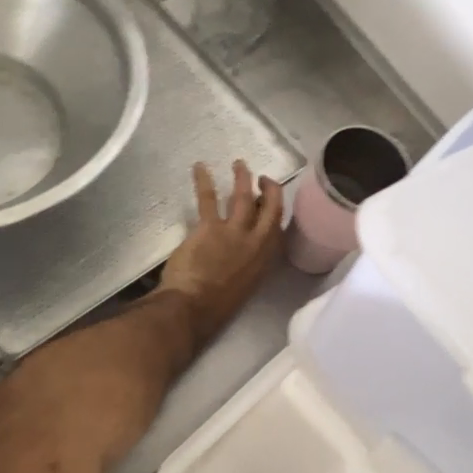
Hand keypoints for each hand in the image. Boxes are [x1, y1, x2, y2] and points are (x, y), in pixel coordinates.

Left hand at [159, 160, 284, 344]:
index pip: (278, 229)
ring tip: (239, 164)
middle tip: (264, 178)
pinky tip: (199, 167)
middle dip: (269, 189)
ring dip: (242, 178)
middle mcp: (257, 243)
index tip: (270, 204)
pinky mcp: (210, 226)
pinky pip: (208, 198)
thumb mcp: (244, 287)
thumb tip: (242, 254)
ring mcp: (235, 232)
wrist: (194, 308)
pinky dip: (203, 180)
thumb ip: (248, 266)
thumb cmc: (216, 306)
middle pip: (270, 207)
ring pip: (243, 197)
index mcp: (266, 260)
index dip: (276, 212)